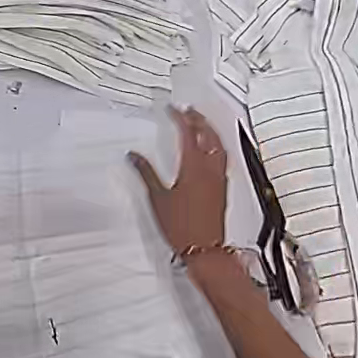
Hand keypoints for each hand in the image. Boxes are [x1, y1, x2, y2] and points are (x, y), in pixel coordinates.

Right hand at [129, 106, 227, 253]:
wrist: (204, 248)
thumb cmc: (181, 226)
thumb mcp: (157, 197)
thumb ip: (146, 172)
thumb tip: (134, 156)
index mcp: (193, 166)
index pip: (188, 133)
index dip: (179, 118)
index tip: (171, 109)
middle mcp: (209, 168)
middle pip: (207, 134)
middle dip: (197, 119)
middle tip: (187, 110)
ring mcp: (219, 176)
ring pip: (218, 144)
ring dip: (209, 129)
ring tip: (200, 122)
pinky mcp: (223, 186)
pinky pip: (222, 156)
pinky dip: (216, 143)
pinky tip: (211, 146)